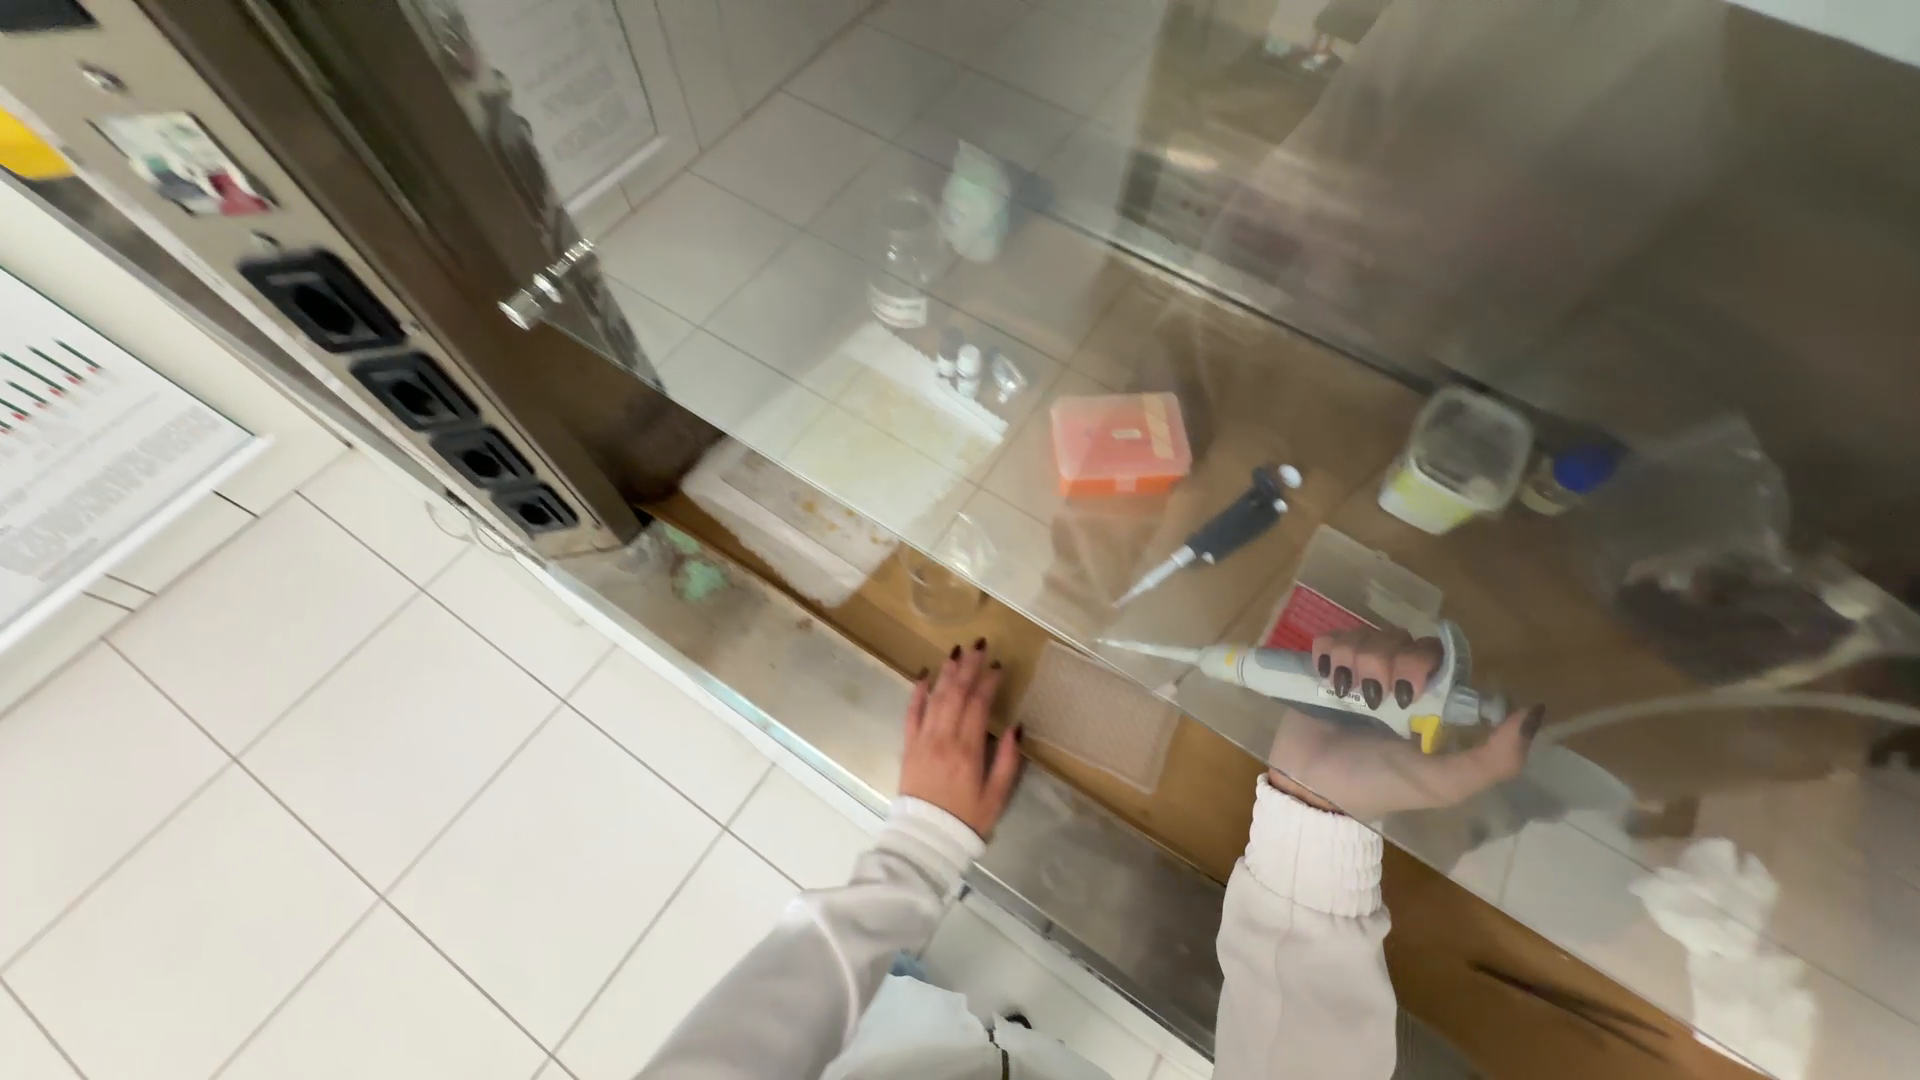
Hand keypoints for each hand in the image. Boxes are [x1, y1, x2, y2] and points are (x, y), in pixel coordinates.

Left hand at [899, 638, 1023, 838]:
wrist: (926, 839)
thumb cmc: (966, 820)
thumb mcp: (997, 795)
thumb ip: (1007, 760)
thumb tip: (1015, 726)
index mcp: (968, 750)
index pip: (978, 705)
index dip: (989, 683)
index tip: (998, 666)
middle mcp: (943, 738)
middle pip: (956, 694)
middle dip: (969, 667)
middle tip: (980, 646)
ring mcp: (922, 740)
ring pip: (935, 697)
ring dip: (947, 672)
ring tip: (957, 651)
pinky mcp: (908, 745)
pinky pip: (911, 712)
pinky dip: (918, 691)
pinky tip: (924, 675)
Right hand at [1268, 627, 1543, 818]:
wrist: (1312, 786)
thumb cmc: (1377, 784)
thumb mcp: (1443, 782)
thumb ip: (1495, 758)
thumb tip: (1535, 710)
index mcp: (1427, 703)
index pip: (1438, 656)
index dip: (1426, 663)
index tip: (1412, 690)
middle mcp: (1393, 682)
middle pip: (1400, 640)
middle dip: (1390, 664)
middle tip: (1378, 697)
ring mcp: (1355, 673)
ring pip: (1366, 636)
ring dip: (1356, 662)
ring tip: (1346, 694)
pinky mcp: (1320, 668)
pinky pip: (1331, 638)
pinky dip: (1329, 654)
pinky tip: (1328, 680)